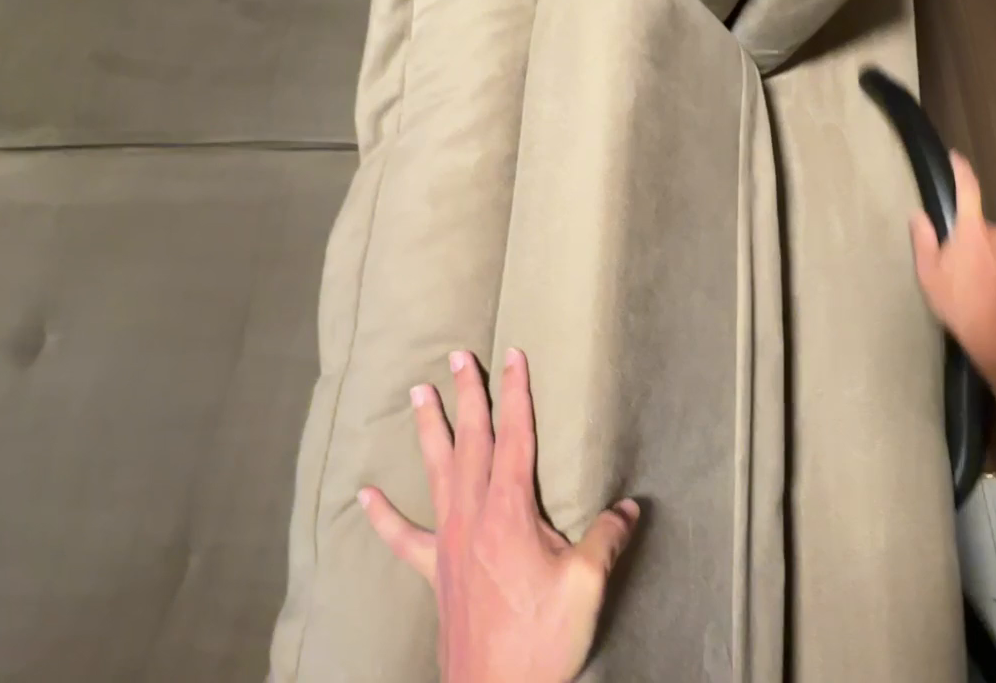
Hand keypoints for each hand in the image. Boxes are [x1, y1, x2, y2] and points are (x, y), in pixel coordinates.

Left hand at [358, 348, 639, 682]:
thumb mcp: (586, 584)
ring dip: (430, 430)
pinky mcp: (436, 572)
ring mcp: (448, 543)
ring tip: (418, 394)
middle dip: (468, 395)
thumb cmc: (541, 639)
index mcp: (510, 511)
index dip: (515, 393)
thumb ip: (607, 537)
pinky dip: (383, 515)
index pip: (515, 436)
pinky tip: (364, 496)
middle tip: (458, 356)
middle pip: (471, 442)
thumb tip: (631, 508)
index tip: (513, 357)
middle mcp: (474, 517)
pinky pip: (403, 538)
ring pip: (438, 472)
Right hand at [911, 151, 995, 385]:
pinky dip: (992, 267)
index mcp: (973, 229)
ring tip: (966, 282)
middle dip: (963, 237)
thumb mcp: (928, 273)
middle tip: (949, 263)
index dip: (961, 170)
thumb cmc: (958, 303)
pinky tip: (983, 289)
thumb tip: (919, 215)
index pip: (968, 189)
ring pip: (990, 243)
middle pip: (975, 224)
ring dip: (978, 254)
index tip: (955, 157)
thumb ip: (923, 239)